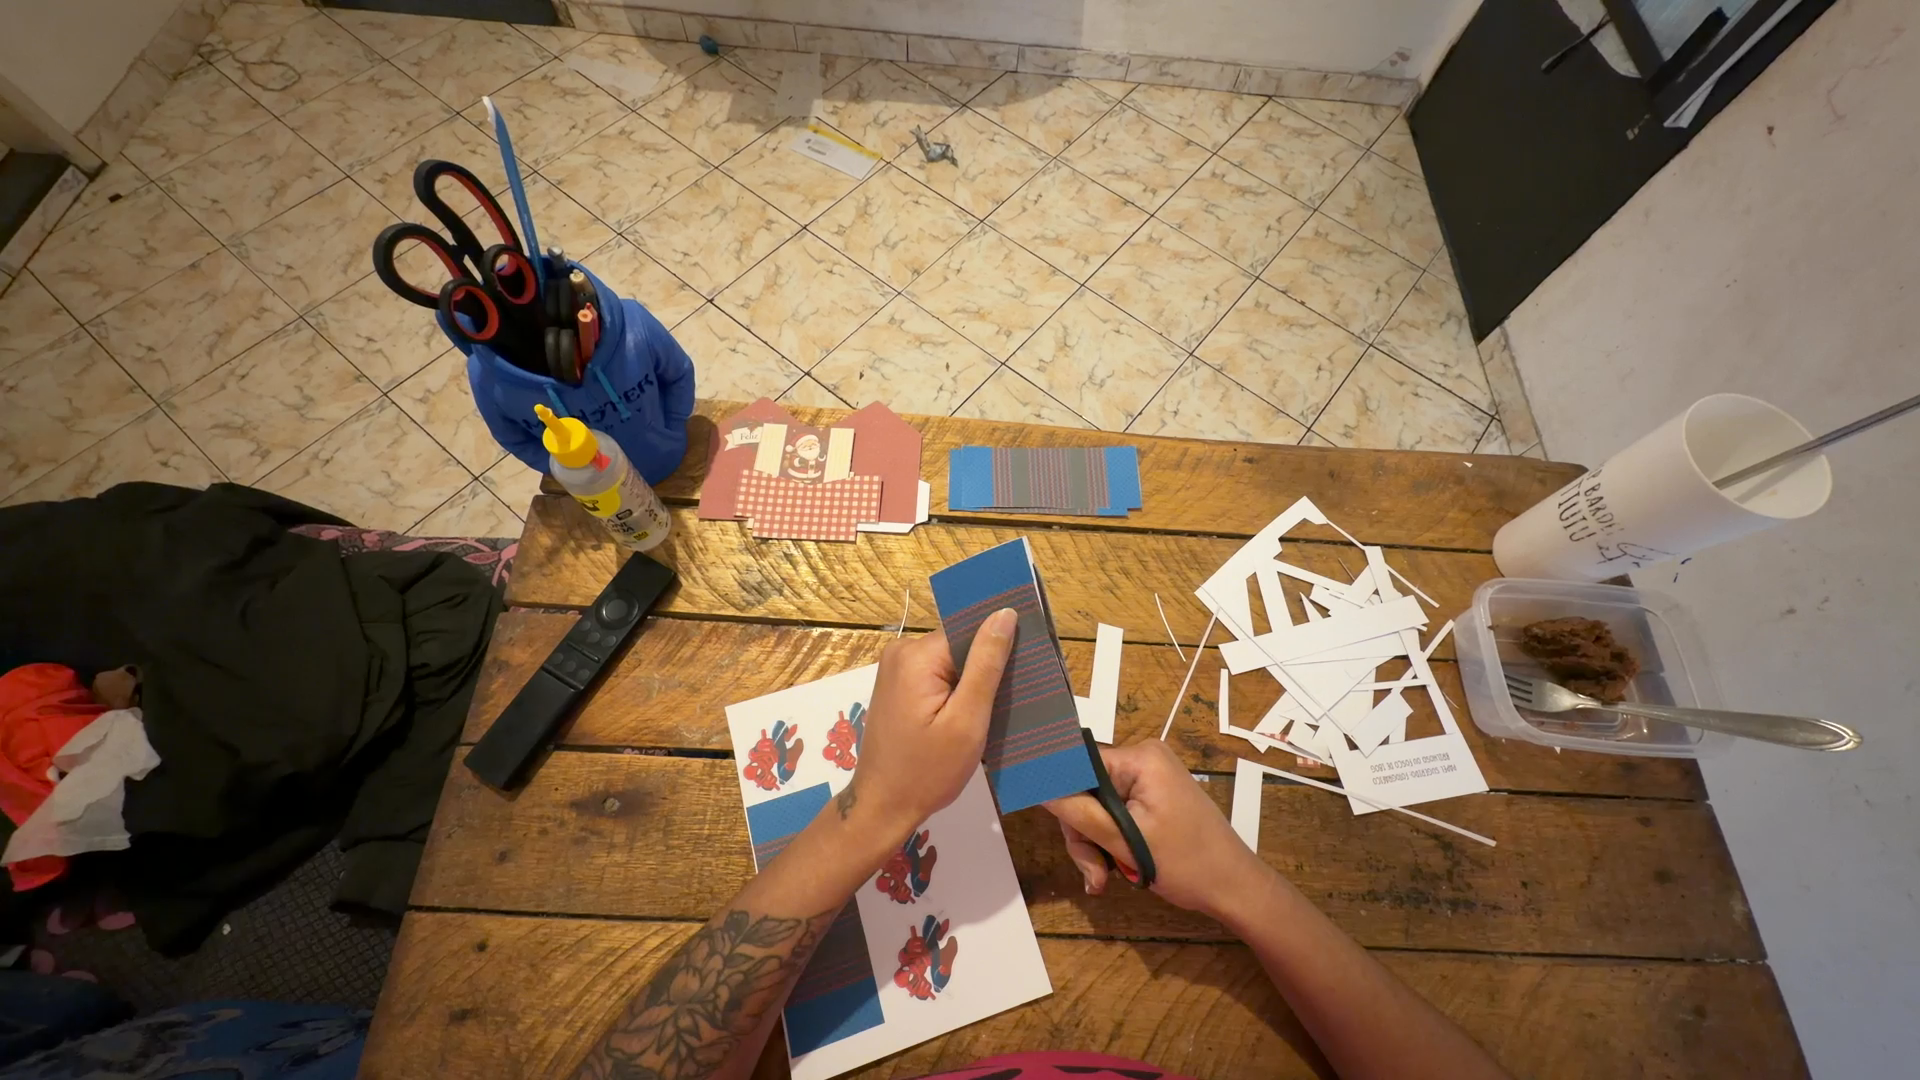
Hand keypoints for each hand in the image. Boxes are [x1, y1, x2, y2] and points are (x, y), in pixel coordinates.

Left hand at [843, 610, 1016, 843]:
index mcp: (917, 655)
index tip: (1026, 665)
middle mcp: (902, 651)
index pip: (970, 630)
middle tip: (1012, 696)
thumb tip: (1004, 613)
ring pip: (951, 660)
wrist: (883, 806)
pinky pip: (937, 674)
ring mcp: (896, 668)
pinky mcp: (898, 685)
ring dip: (973, 681)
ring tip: (994, 710)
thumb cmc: (928, 771)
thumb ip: (986, 664)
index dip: (999, 645)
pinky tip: (971, 715)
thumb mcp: (967, 720)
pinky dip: (956, 690)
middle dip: (986, 666)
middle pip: (960, 643)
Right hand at [1046, 740, 1272, 918]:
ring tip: (1104, 880)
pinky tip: (1114, 870)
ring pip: (1096, 806)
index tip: (1056, 826)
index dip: (1060, 794)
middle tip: (1095, 875)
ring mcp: (1148, 778)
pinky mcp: (1151, 796)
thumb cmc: (1187, 864)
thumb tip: (1037, 785)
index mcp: (1140, 758)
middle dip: (1084, 834)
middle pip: (1085, 789)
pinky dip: (1110, 841)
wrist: (1236, 889)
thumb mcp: (1126, 842)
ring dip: (1095, 844)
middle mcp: (1142, 758)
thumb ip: (1078, 812)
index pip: (1078, 764)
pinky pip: (1114, 812)